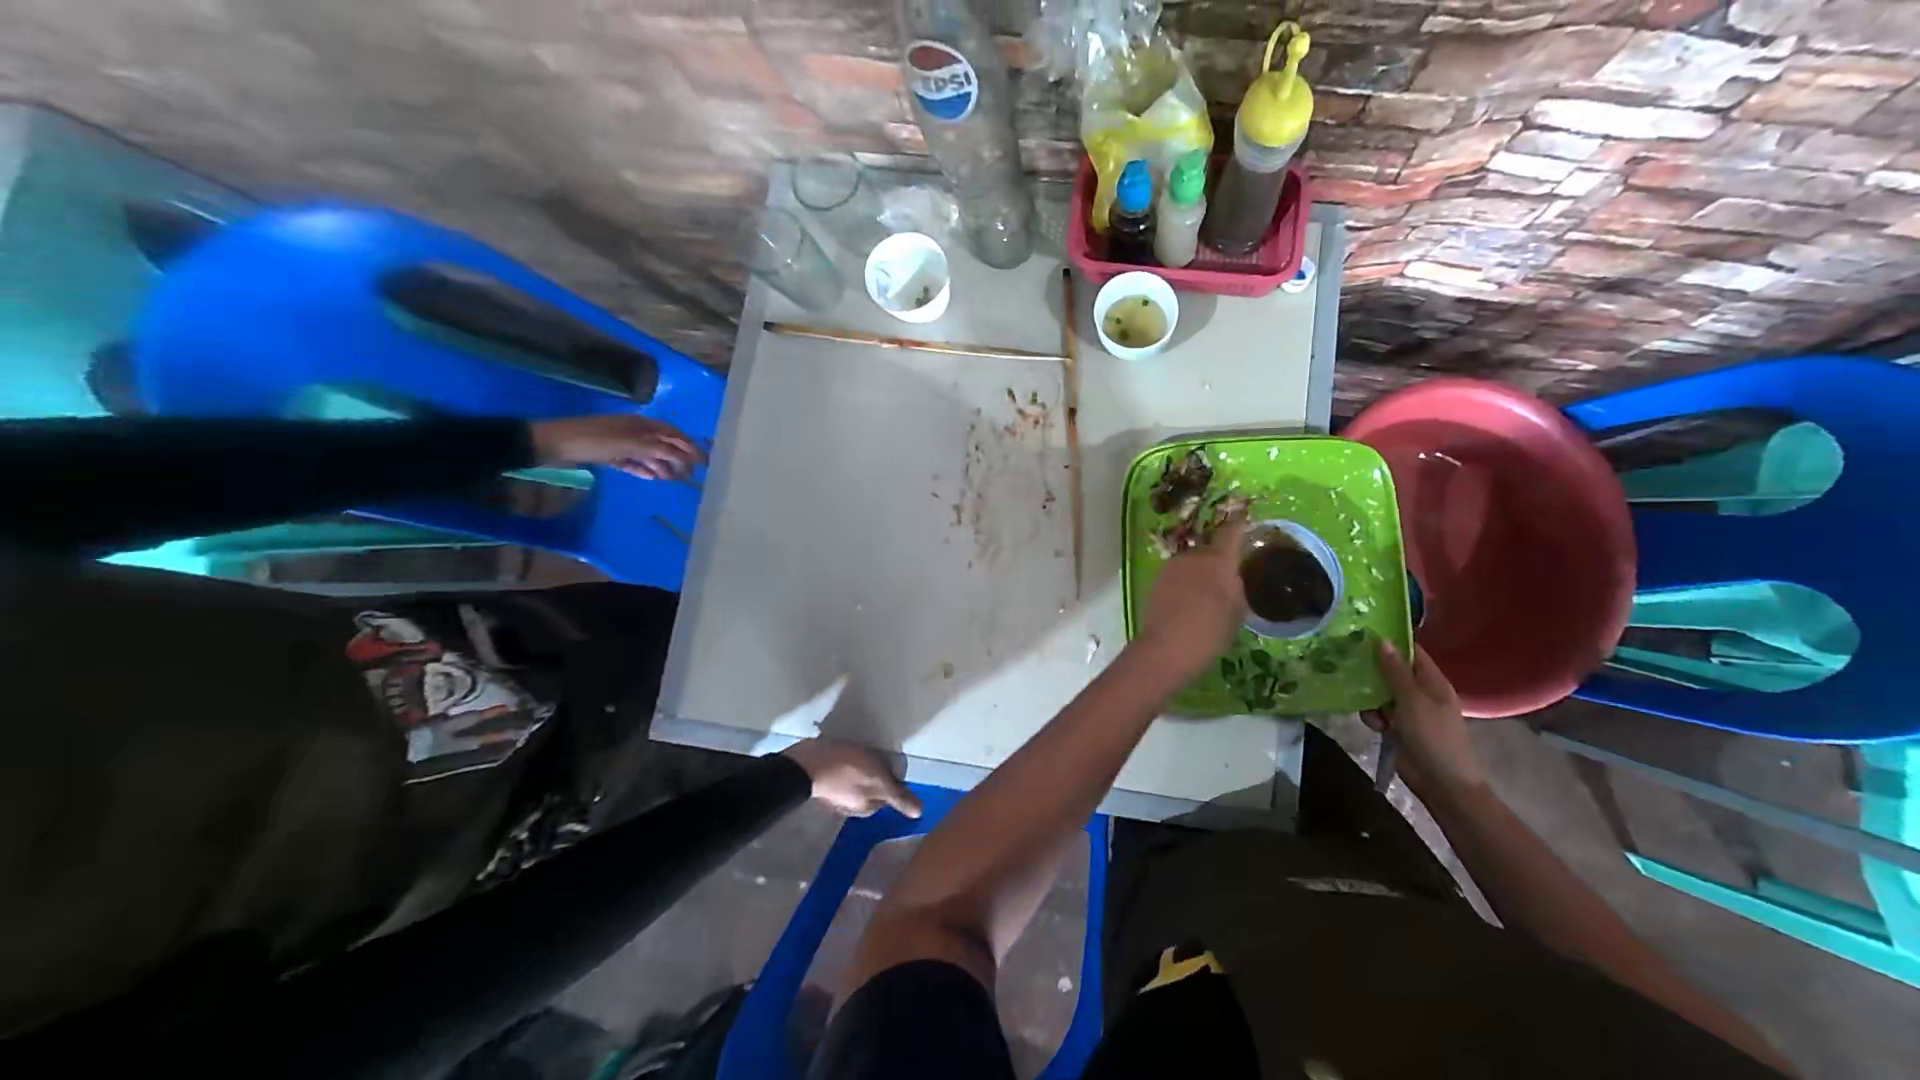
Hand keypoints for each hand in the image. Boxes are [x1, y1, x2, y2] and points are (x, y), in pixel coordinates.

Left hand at [528, 415, 704, 479]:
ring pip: (649, 454)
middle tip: (692, 475)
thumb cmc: (594, 440)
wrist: (553, 444)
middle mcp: (634, 431)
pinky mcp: (609, 455)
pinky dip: (644, 469)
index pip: (673, 434)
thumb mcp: (630, 443)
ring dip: (663, 466)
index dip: (690, 446)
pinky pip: (633, 462)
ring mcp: (621, 443)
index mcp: (641, 424)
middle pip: (663, 444)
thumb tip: (689, 455)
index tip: (705, 462)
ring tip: (675, 480)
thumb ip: (660, 449)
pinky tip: (653, 478)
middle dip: (679, 458)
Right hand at [782, 739, 922, 818]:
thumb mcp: (879, 781)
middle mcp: (851, 805)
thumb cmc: (847, 771)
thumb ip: (898, 797)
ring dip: (861, 768)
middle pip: (871, 789)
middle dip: (876, 775)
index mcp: (866, 807)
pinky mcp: (822, 780)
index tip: (891, 765)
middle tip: (877, 755)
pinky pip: (841, 772)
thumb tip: (919, 814)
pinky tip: (844, 751)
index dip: (892, 780)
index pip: (887, 796)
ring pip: (856, 781)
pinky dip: (845, 763)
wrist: (806, 763)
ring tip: (860, 750)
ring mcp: (834, 794)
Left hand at [1136, 514, 1249, 678]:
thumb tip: (1231, 575)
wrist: (1167, 647)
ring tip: (1208, 591)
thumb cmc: (1211, 630)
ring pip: (1192, 561)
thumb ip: (1236, 584)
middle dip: (1219, 556)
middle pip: (1210, 548)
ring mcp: (1171, 567)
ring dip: (1200, 570)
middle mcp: (1193, 556)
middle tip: (1228, 573)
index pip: (1231, 531)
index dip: (1239, 522)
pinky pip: (1178, 574)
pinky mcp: (1157, 580)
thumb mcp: (1237, 609)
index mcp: (1218, 559)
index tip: (1245, 515)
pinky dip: (1186, 581)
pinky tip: (1189, 600)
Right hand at [1364, 641, 1484, 795]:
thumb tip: (1383, 640)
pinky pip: (1378, 712)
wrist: (1440, 780)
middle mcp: (1420, 692)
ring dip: (1371, 698)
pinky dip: (1373, 716)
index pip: (1413, 653)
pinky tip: (1374, 726)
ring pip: (1380, 692)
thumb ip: (1395, 670)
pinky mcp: (1397, 727)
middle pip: (1392, 671)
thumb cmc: (1432, 735)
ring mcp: (1409, 711)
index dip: (1393, 642)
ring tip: (1368, 707)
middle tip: (1350, 663)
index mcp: (1432, 682)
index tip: (1364, 632)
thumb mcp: (1412, 699)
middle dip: (1374, 670)